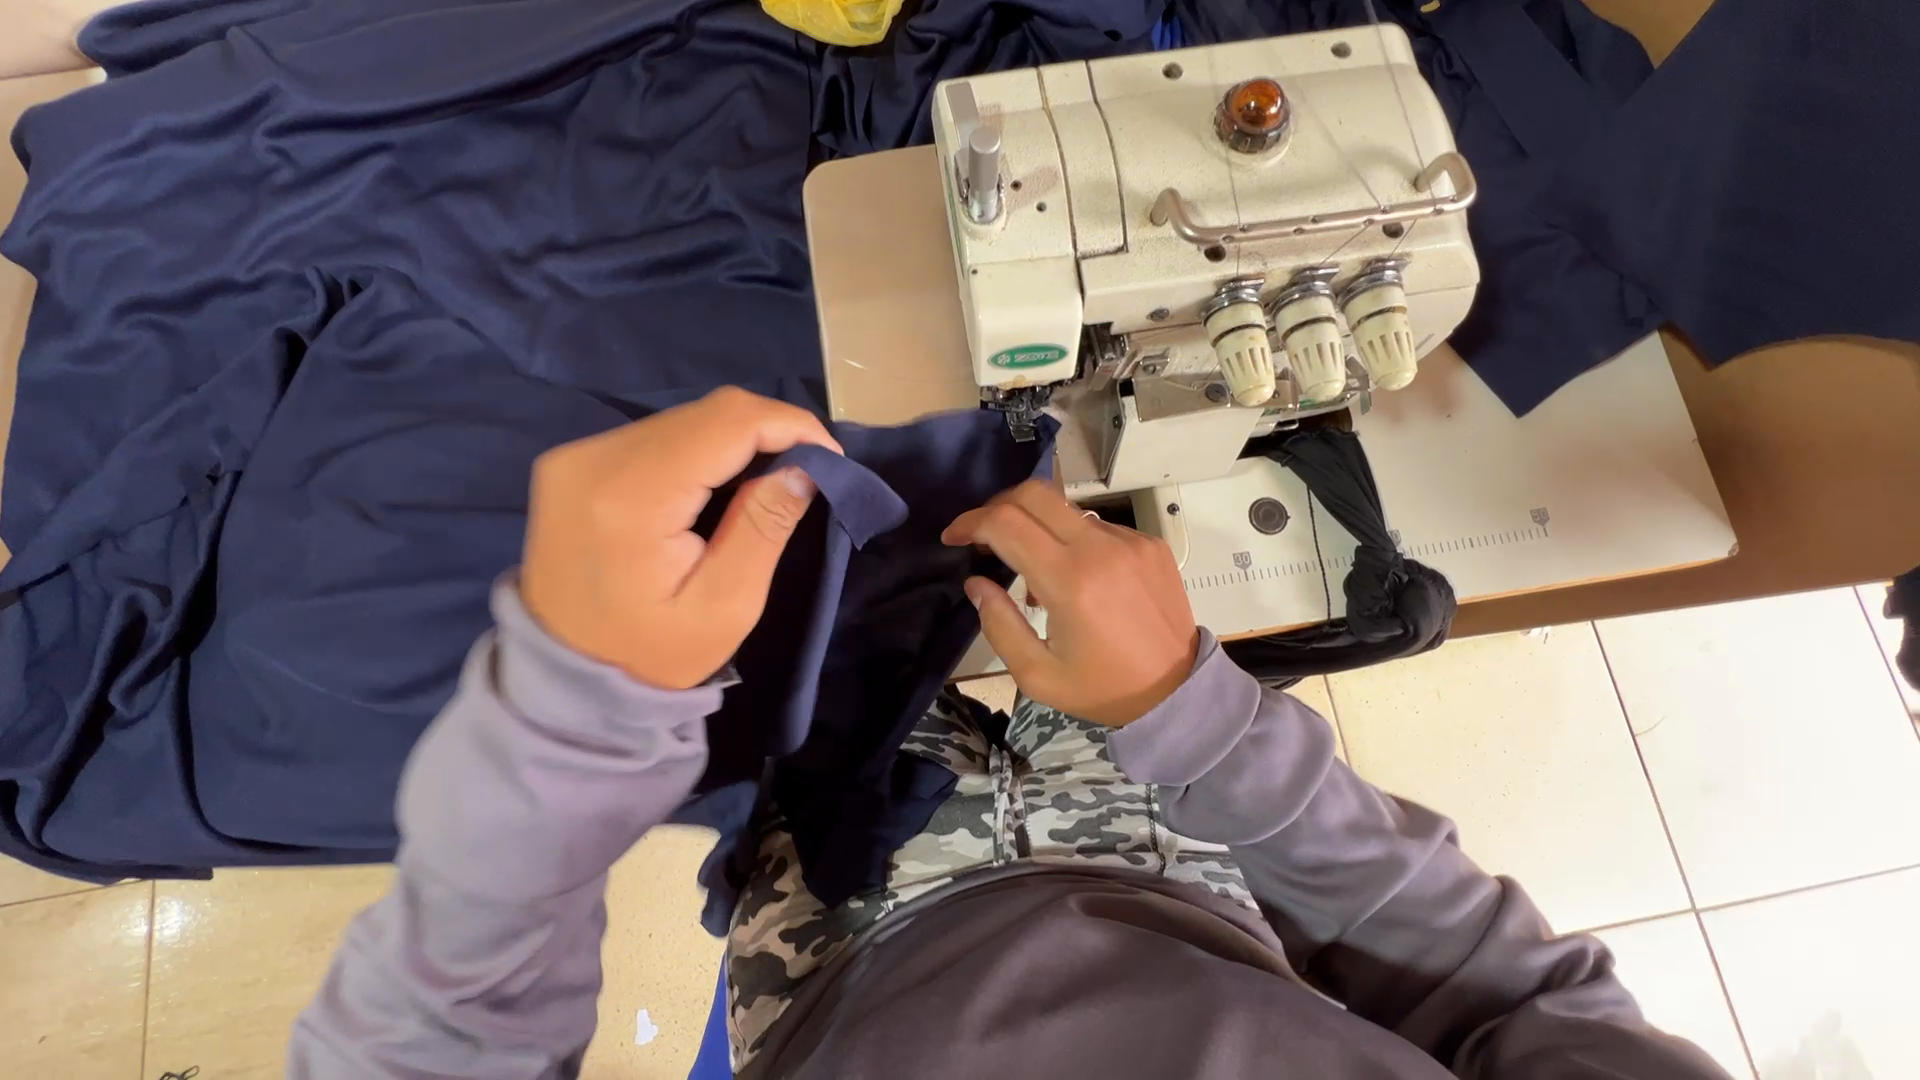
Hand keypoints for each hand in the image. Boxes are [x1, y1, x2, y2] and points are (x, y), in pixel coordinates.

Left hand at [519, 387, 842, 689]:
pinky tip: (723, 480)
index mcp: (630, 496)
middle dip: (769, 431)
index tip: (831, 456)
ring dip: (737, 439)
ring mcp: (577, 457)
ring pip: (683, 418)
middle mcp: (593, 458)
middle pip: (704, 413)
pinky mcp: (574, 463)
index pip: (726, 422)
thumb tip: (805, 465)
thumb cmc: (652, 655)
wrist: (564, 679)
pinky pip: (658, 435)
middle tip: (810, 468)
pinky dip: (704, 448)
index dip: (789, 425)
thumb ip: (764, 526)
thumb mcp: (726, 605)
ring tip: (773, 475)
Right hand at [942, 480, 1198, 726]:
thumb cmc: (1103, 690)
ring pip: (1065, 508)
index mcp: (1069, 581)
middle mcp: (1100, 548)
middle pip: (1034, 493)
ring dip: (1036, 524)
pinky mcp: (1149, 543)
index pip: (1005, 523)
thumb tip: (976, 582)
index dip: (970, 523)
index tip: (953, 538)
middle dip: (997, 506)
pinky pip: (1096, 526)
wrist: (1179, 692)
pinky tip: (1076, 577)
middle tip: (982, 535)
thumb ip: (999, 624)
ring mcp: (1129, 541)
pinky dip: (1072, 540)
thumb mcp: (1038, 676)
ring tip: (1032, 567)